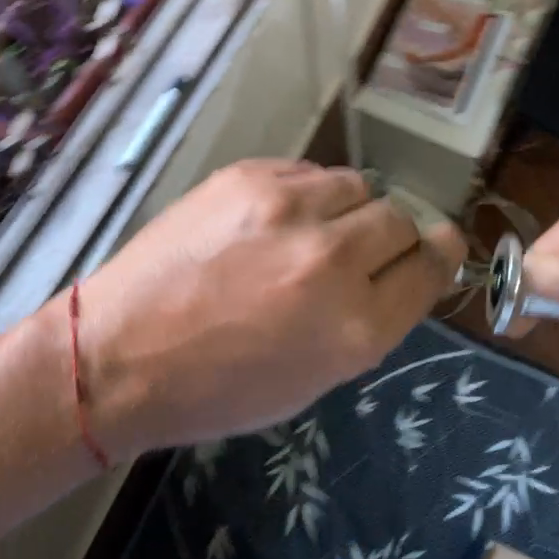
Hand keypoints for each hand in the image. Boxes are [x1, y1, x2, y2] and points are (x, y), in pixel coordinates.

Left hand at [75, 160, 466, 455]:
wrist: (122, 351)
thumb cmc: (218, 388)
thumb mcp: (312, 379)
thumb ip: (366, 321)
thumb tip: (395, 270)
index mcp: (355, 327)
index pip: (429, 267)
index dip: (435, 256)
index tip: (435, 247)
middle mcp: (332, 259)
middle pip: (399, 219)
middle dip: (386, 237)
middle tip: (354, 252)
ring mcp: (287, 208)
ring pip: (355, 185)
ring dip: (344, 209)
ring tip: (307, 232)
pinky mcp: (248, 175)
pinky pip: (306, 170)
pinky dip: (303, 192)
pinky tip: (270, 219)